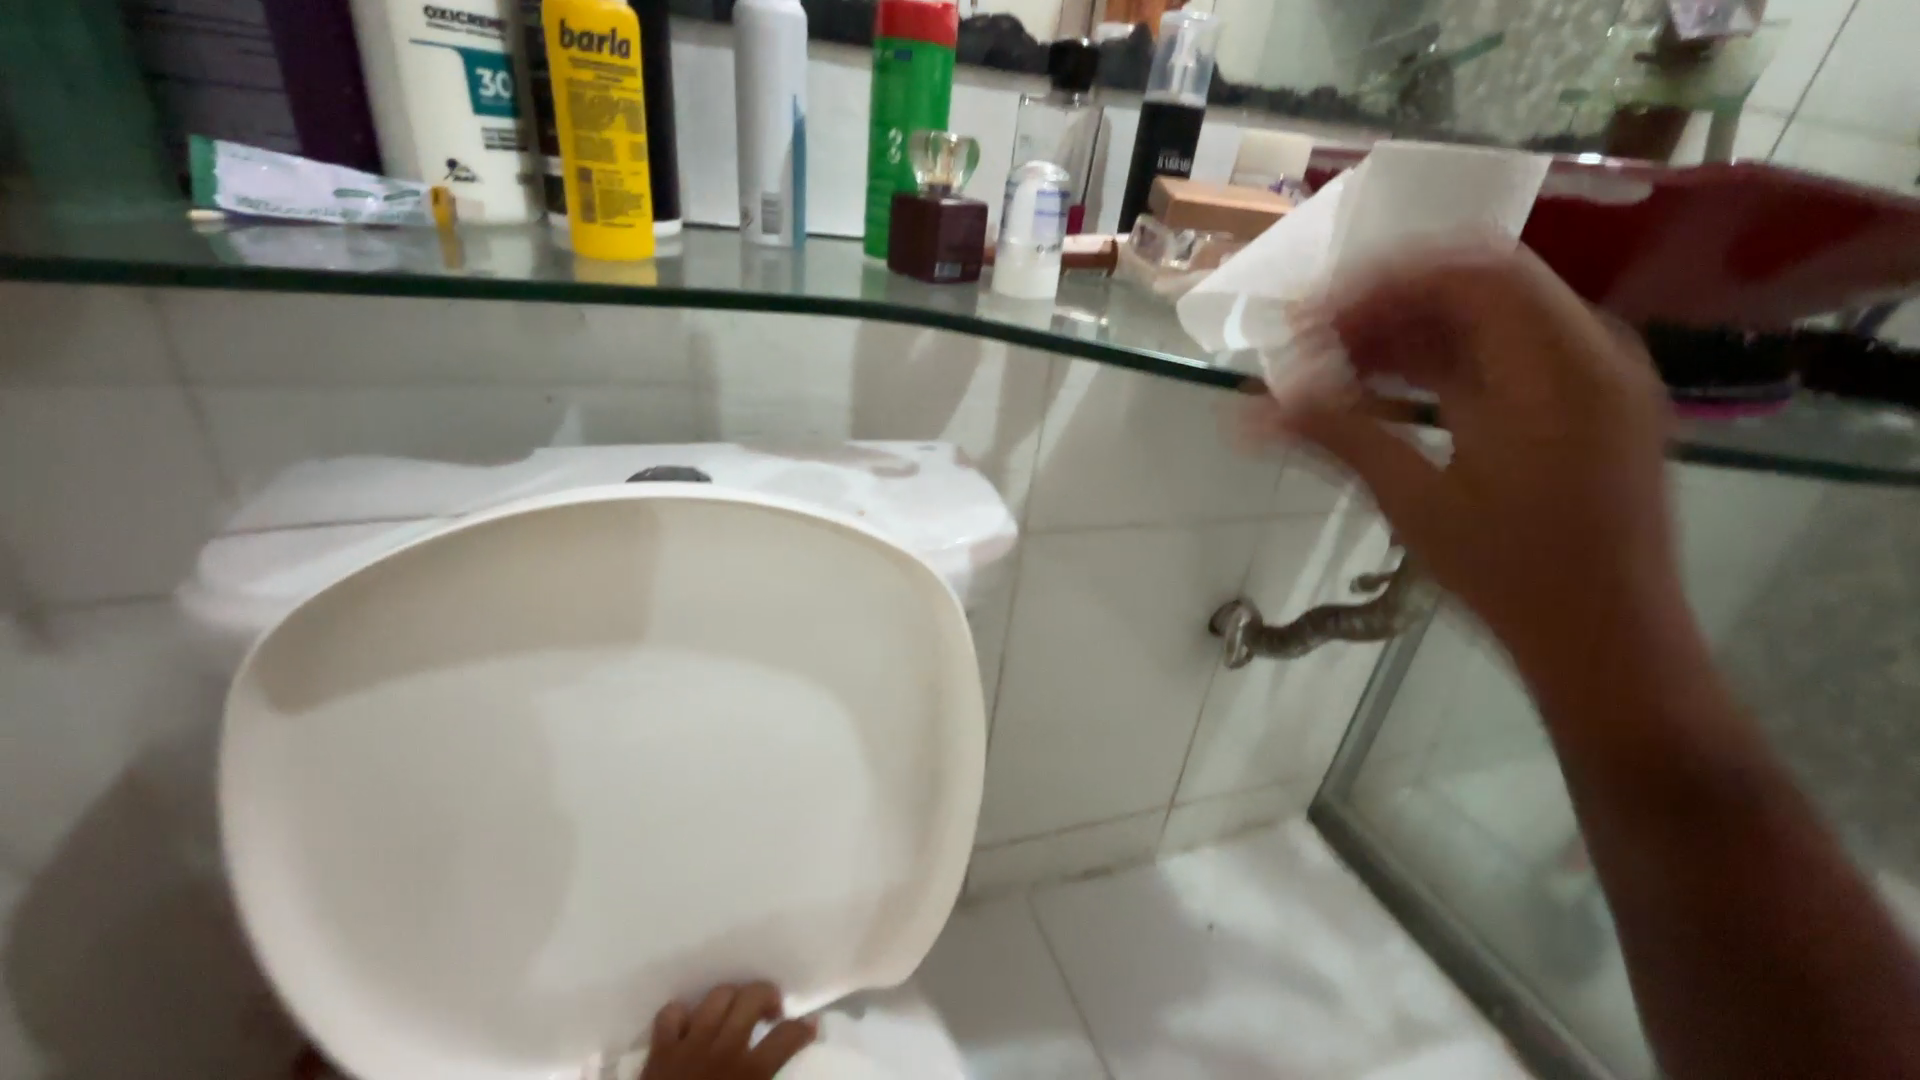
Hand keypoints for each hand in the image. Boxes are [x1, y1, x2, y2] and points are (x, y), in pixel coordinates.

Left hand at [640, 982, 815, 1079]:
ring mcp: (690, 1045)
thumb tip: (771, 1070)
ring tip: (734, 1014)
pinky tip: (690, 1028)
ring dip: (732, 1000)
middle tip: (770, 1015)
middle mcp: (724, 1050)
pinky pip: (672, 1013)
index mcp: (750, 1074)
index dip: (804, 1029)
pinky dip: (682, 1015)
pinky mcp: (660, 1050)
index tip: (810, 1027)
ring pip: (717, 996)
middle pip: (752, 997)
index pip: (787, 1036)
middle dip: (768, 996)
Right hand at [1243, 245, 1684, 669]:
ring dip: (1408, 335)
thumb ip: (1338, 436)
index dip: (1381, 283)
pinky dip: (1441, 364)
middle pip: (1476, 287)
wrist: (1611, 646)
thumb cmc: (1516, 578)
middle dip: (1385, 307)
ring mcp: (1591, 379)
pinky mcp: (1582, 407)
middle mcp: (1588, 352)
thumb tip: (1250, 411)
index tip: (1310, 319)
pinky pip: (1504, 358)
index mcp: (1559, 367)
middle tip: (1313, 346)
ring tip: (1334, 370)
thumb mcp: (1416, 503)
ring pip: (1488, 321)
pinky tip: (1385, 392)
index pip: (1469, 272)